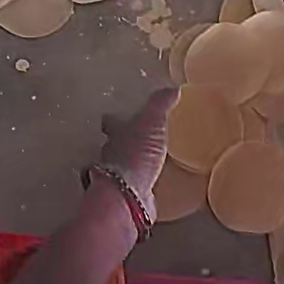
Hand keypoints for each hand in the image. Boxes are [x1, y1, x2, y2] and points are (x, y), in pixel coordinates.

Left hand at [98, 87, 176, 215]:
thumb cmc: (136, 153)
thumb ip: (160, 105)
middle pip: (111, 146)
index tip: (113, 116)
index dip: (113, 119)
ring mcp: (115, 178)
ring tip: (141, 166)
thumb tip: (173, 87)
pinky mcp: (124, 196)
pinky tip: (146, 187)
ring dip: (127, 167)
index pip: (110, 122)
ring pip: (118, 168)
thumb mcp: (152, 122)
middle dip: (118, 145)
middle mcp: (110, 155)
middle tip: (130, 143)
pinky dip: (136, 187)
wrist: (129, 193)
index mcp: (115, 134)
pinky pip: (130, 188)